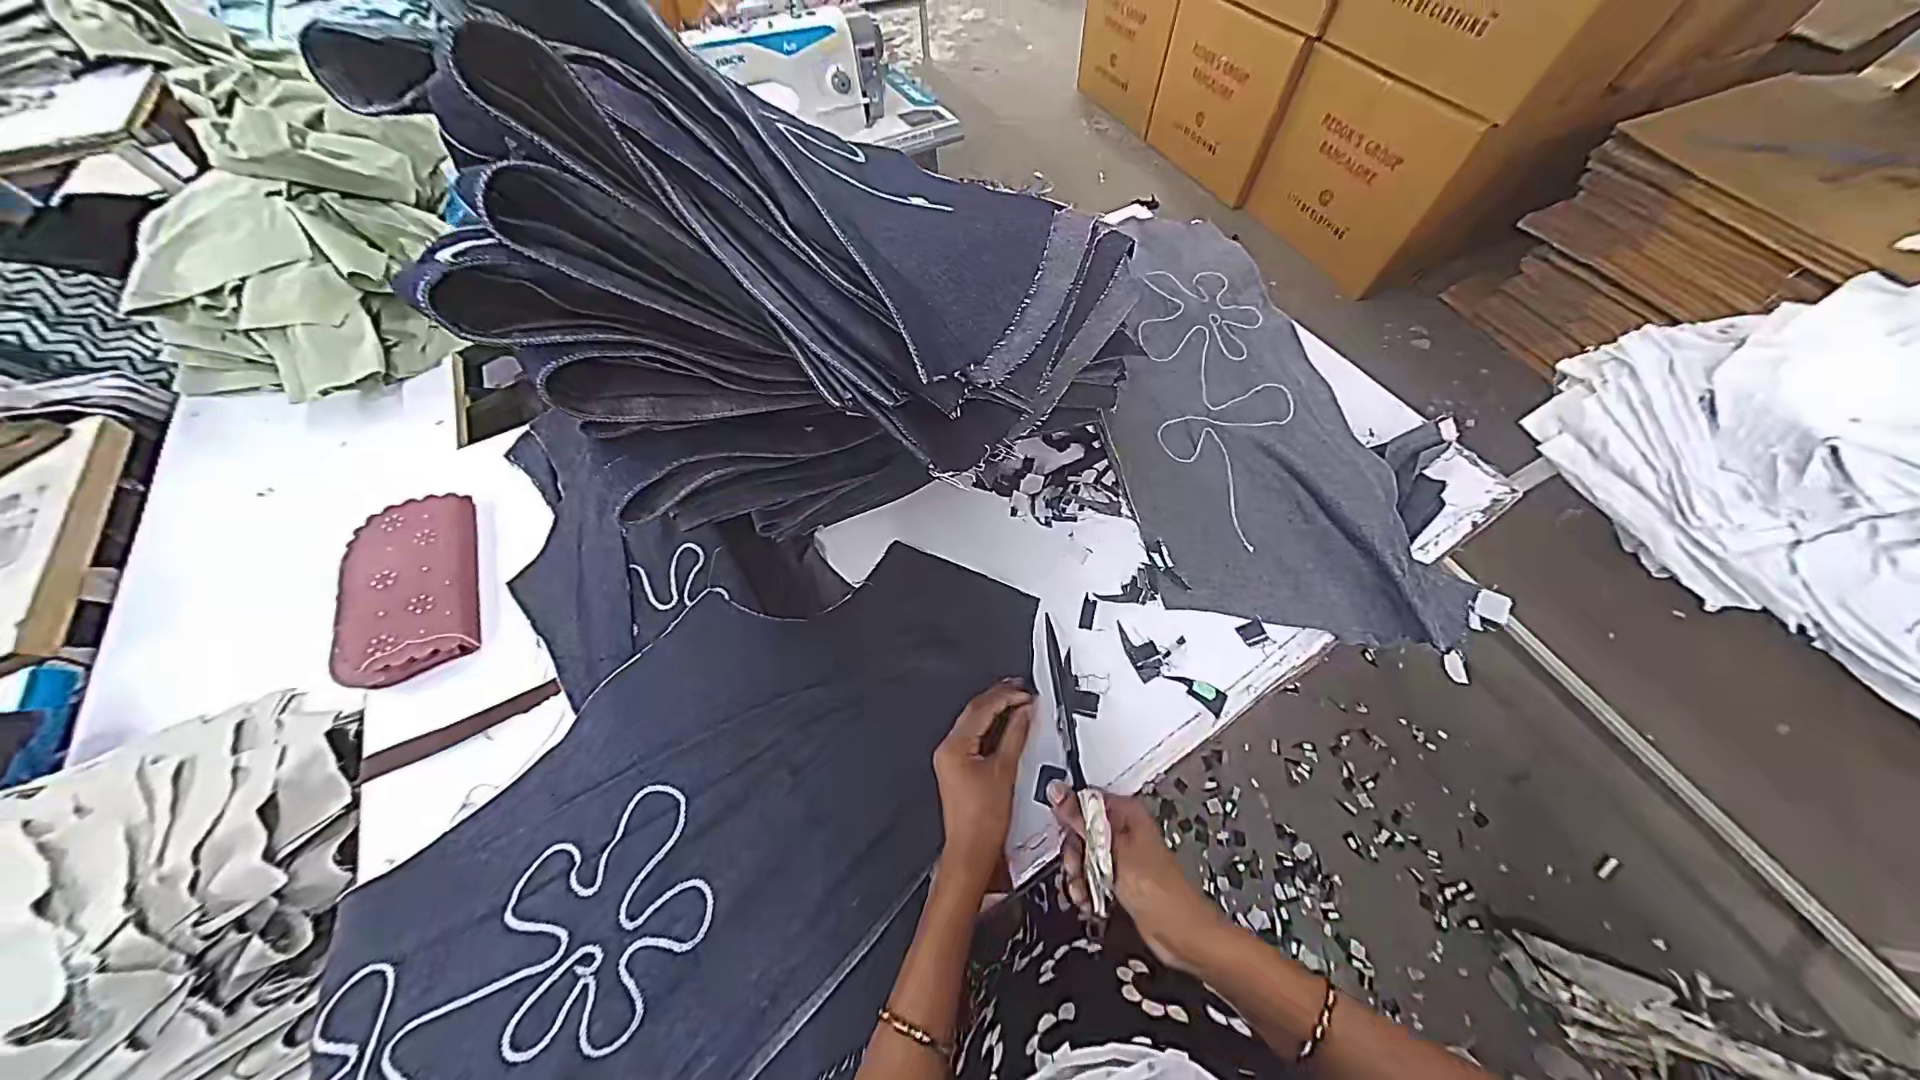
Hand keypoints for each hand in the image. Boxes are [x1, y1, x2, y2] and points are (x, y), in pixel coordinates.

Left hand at [932, 680, 1033, 885]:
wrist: (972, 851)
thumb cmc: (982, 822)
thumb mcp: (1005, 771)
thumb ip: (1016, 736)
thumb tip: (1024, 713)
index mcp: (954, 747)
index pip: (981, 708)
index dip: (1006, 696)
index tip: (1025, 693)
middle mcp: (947, 749)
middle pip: (975, 711)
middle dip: (1000, 697)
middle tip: (1021, 689)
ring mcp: (950, 758)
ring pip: (974, 721)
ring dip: (996, 709)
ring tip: (1017, 700)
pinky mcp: (958, 766)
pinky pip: (975, 736)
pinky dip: (992, 726)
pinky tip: (1007, 723)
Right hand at [1050, 784, 1234, 974]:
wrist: (1179, 932)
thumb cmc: (1156, 889)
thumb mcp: (1109, 849)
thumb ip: (1081, 819)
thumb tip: (1058, 791)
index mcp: (1125, 812)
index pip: (1083, 802)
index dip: (1069, 820)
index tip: (1066, 838)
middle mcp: (1122, 830)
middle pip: (1080, 831)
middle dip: (1073, 855)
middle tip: (1077, 870)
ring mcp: (1121, 855)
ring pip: (1082, 856)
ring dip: (1078, 877)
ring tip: (1085, 892)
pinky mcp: (1119, 878)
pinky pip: (1091, 876)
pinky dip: (1086, 889)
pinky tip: (1090, 901)